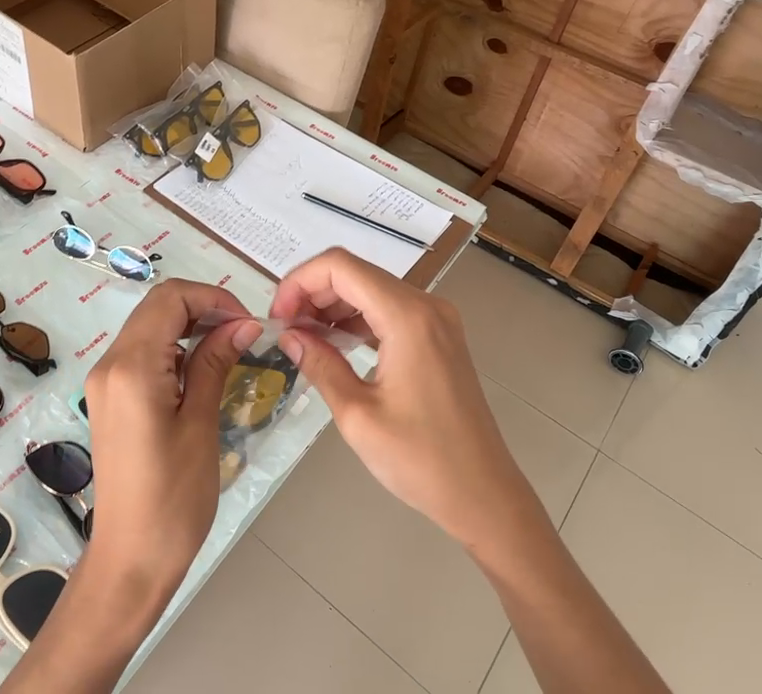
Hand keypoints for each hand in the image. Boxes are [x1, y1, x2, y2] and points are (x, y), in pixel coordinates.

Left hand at [81, 278, 257, 602]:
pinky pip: (142, 353)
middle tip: (243, 334)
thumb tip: (243, 324)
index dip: (213, 298)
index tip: (247, 322)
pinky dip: (173, 348)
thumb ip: (216, 363)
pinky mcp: (109, 398)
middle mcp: (109, 363)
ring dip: (189, 326)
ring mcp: (105, 381)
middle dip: (202, 308)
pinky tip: (201, 370)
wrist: (132, 556)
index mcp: (132, 366)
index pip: (170, 298)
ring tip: (229, 349)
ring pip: (149, 327)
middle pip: (157, 307)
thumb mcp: (202, 423)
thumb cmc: (174, 496)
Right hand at [270, 248, 535, 546]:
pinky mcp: (439, 339)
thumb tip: (288, 336)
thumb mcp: (357, 414)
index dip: (299, 282)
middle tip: (284, 331)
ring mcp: (437, 321)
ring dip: (332, 307)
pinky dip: (357, 320)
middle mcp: (426, 306)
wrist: (484, 495)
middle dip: (312, 293)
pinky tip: (334, 347)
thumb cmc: (420, 460)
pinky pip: (389, 311)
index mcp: (407, 316)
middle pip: (356, 273)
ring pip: (371, 290)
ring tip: (302, 340)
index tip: (277, 317)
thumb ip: (320, 365)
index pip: (340, 267)